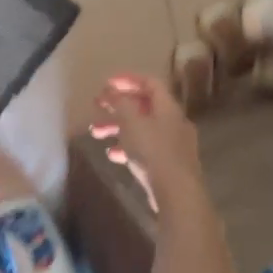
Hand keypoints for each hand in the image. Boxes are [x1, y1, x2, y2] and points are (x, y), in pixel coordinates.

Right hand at [90, 74, 203, 212]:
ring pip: (141, 128)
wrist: (177, 193)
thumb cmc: (153, 151)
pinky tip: (113, 155)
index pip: (150, 83)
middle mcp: (173, 122)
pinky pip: (145, 148)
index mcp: (168, 108)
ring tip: (96, 133)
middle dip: (116, 106)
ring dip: (117, 127)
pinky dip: (127, 147)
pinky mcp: (168, 164)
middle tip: (95, 107)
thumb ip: (120, 102)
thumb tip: (112, 91)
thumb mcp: (131, 121)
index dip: (127, 79)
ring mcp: (173, 144)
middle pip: (143, 106)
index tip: (105, 82)